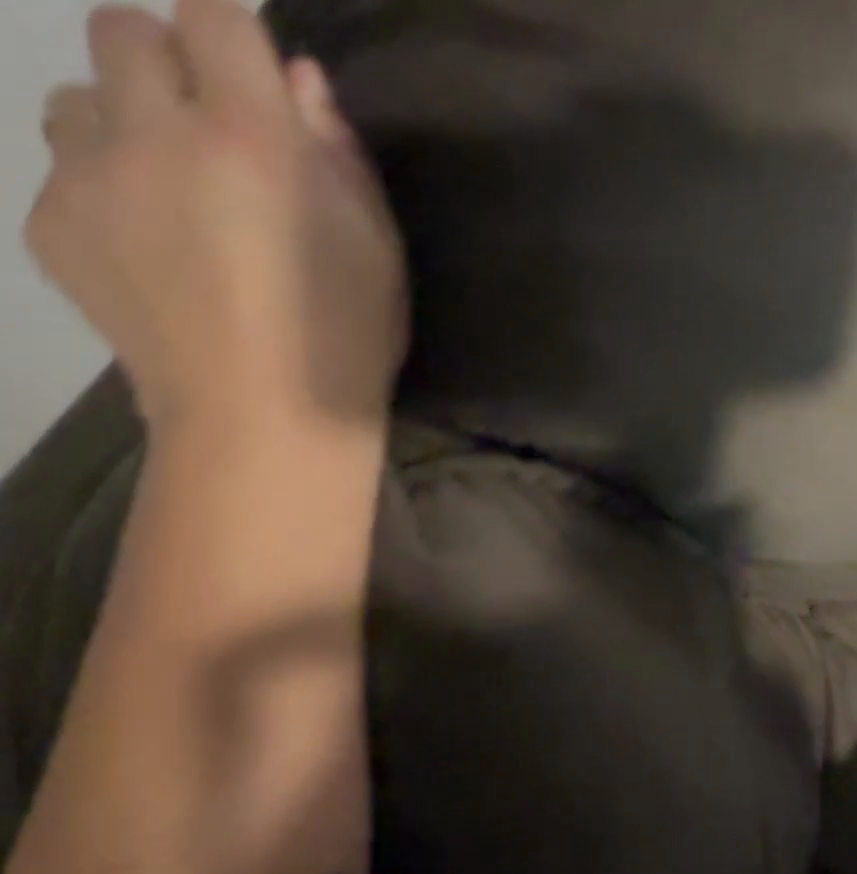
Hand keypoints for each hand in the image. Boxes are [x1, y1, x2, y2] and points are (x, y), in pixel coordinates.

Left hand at [25, 0, 405, 440]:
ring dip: (124, 118)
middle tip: (215, 125)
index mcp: (250, 136)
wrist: (261, 417)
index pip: (211, 12)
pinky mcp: (48, 223)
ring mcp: (86, 178)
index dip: (231, 26)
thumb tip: (298, 78)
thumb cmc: (347, 330)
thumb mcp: (376, 242)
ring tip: (172, 187)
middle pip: (122, 30)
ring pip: (78, 95)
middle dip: (170, 59)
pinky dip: (107, 187)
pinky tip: (154, 247)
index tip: (252, 64)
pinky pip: (64, 169)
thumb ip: (336, 149)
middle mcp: (154, 135)